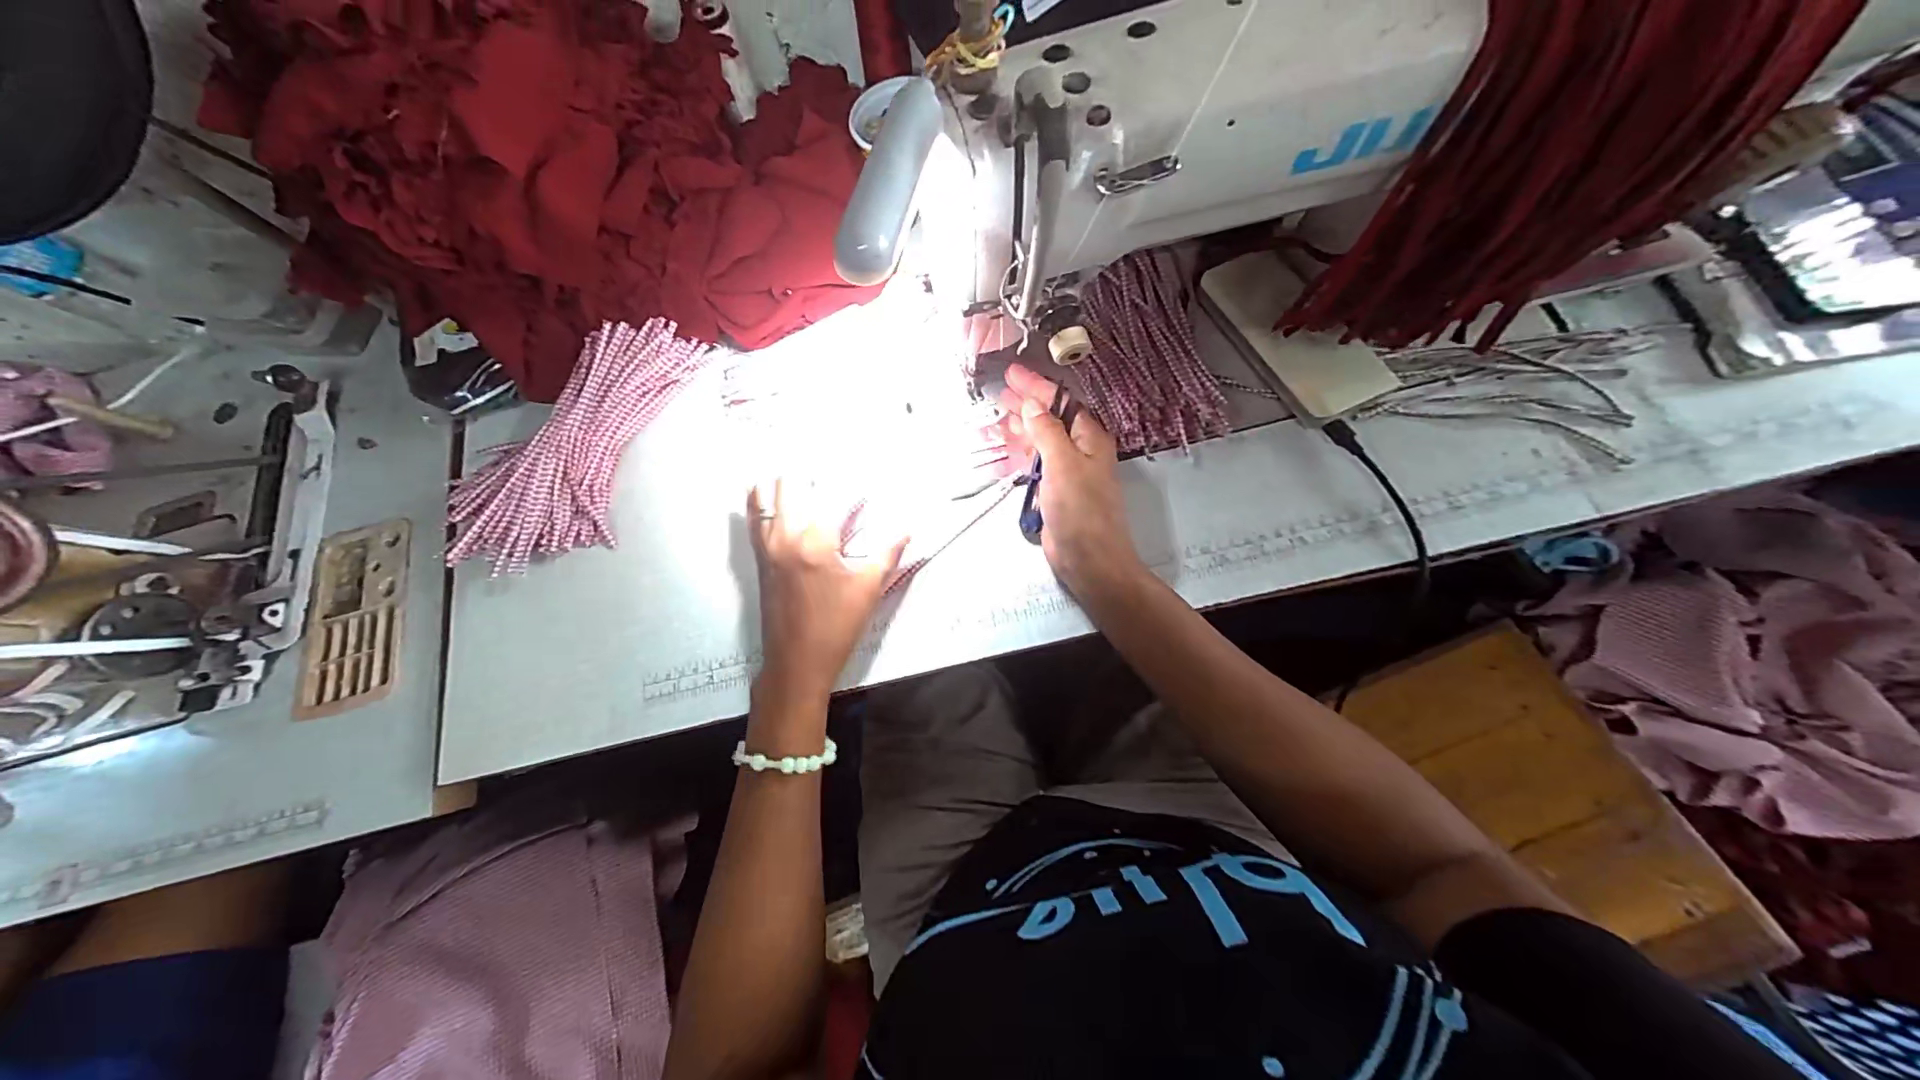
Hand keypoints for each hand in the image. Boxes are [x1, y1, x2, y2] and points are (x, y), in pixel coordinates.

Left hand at [749, 479, 908, 703]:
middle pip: (793, 485)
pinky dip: (759, 499)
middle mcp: (786, 536)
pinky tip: (767, 490)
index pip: (834, 497)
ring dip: (787, 483)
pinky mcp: (759, 558)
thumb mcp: (869, 590)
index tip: (868, 482)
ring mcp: (767, 546)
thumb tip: (906, 531)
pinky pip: (753, 518)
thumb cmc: (837, 627)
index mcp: (816, 542)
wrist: (796, 662)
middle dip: (815, 474)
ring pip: (767, 496)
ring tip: (806, 477)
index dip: (854, 486)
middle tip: (835, 476)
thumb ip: (887, 554)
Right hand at [999, 363, 1146, 597]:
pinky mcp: (1055, 492)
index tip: (1012, 374)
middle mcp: (1080, 451)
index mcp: (1089, 438)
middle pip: (1050, 419)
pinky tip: (1005, 450)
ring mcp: (1067, 472)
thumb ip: (1046, 430)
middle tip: (1000, 394)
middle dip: (1025, 405)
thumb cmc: (1081, 510)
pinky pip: (1035, 465)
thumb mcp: (1062, 463)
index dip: (1035, 386)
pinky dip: (1019, 455)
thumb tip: (1032, 404)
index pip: (1061, 402)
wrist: (1089, 559)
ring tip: (996, 419)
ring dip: (1019, 430)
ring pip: (1040, 442)